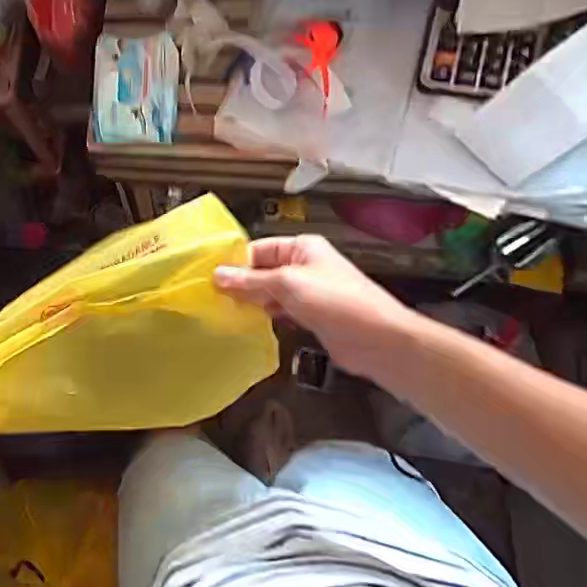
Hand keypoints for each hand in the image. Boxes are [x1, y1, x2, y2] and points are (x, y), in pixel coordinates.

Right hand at [213, 235, 416, 380]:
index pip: (258, 249)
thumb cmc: (338, 302)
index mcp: (302, 247)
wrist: (377, 340)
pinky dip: (265, 316)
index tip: (209, 277)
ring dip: (251, 302)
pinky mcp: (310, 315)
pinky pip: (279, 311)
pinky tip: (248, 324)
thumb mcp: (287, 284)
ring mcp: (307, 292)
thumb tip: (219, 275)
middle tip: (212, 297)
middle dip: (240, 284)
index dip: (235, 262)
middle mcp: (304, 265)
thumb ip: (251, 281)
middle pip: (262, 271)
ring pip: (269, 293)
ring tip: (225, 311)